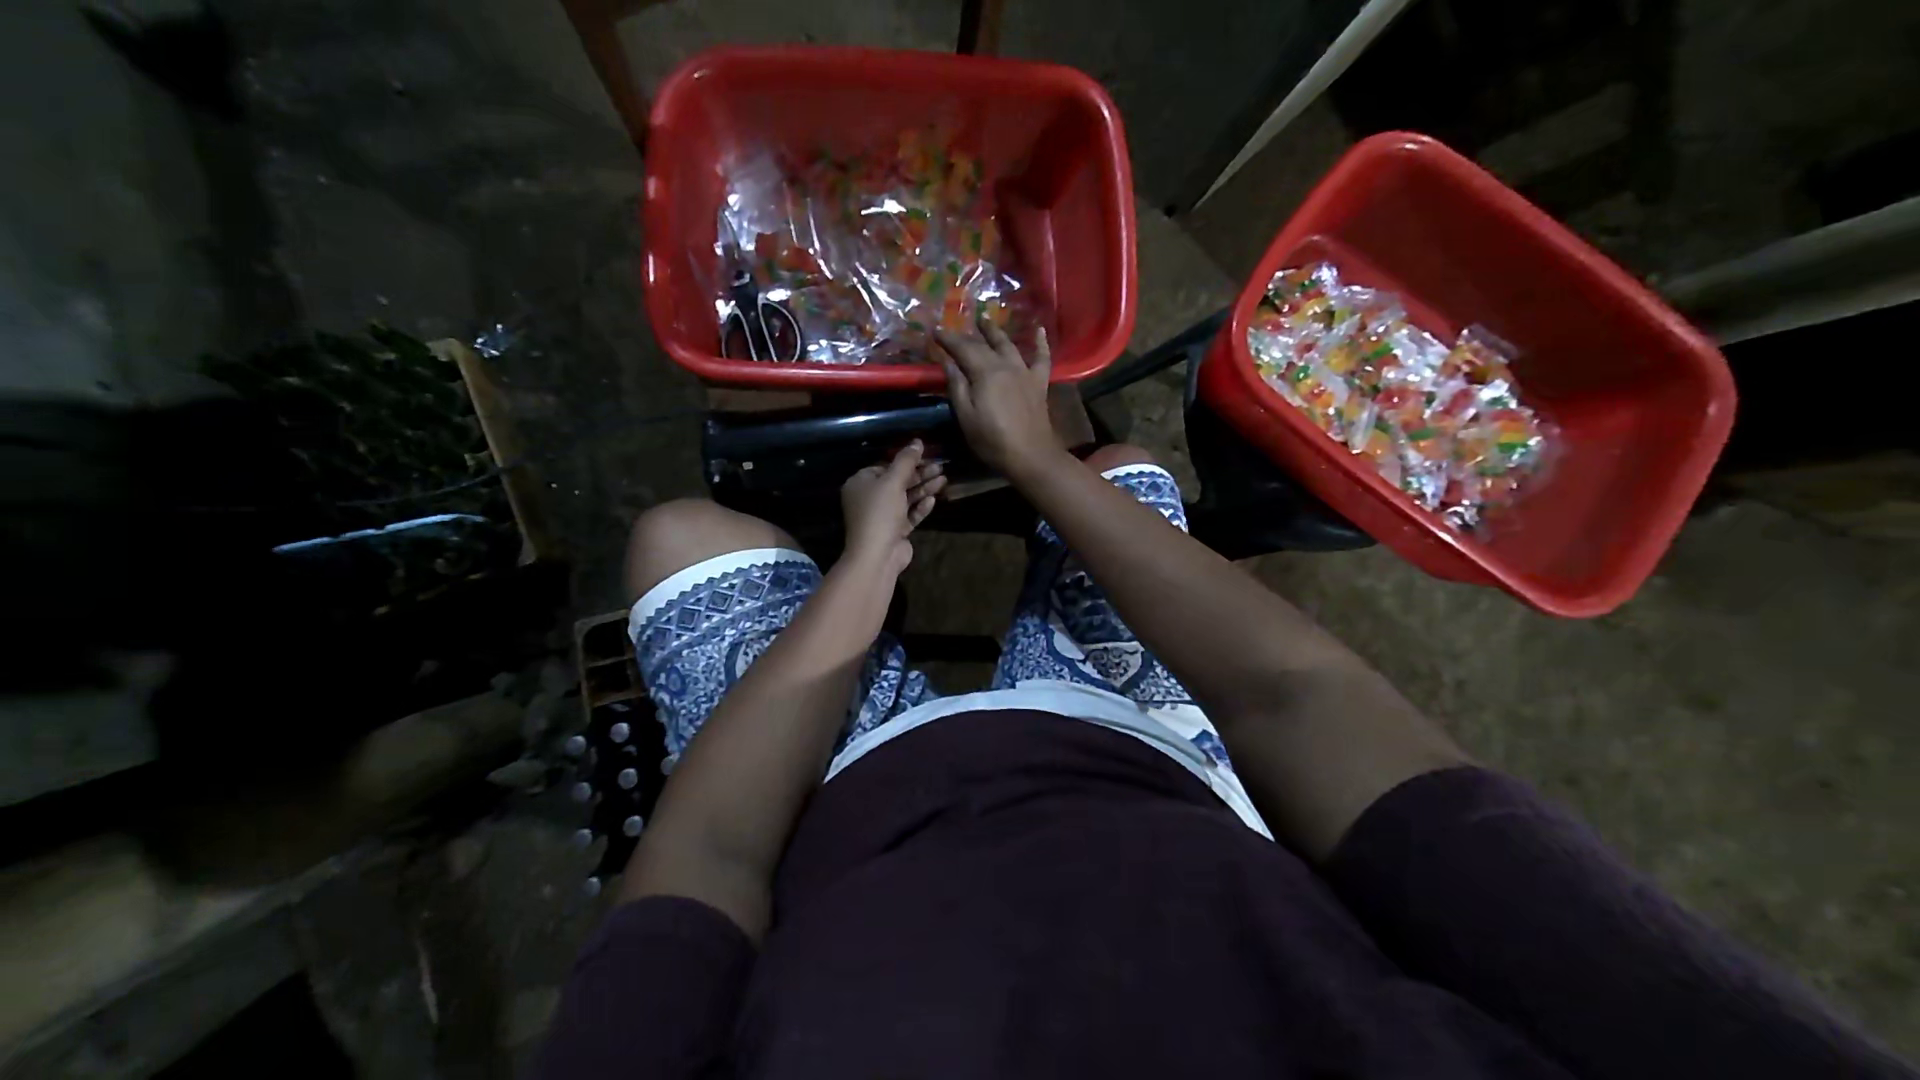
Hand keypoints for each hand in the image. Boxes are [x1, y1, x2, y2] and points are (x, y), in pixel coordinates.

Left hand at [840, 440, 945, 575]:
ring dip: (923, 488)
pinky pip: (909, 515)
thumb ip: (906, 460)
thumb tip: (917, 441)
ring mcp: (882, 516)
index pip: (884, 466)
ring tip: (943, 480)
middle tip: (940, 467)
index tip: (925, 456)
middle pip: (897, 482)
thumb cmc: (880, 512)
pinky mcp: (894, 531)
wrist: (877, 554)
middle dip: (919, 474)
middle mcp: (869, 498)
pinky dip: (920, 507)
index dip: (905, 461)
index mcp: (860, 483)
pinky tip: (932, 500)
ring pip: (905, 498)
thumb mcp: (892, 481)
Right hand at [934, 316, 1059, 476]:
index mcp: (985, 372)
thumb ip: (957, 386)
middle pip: (984, 345)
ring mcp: (1025, 372)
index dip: (948, 339)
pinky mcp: (1039, 383)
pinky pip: (1041, 357)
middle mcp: (1006, 365)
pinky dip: (1040, 342)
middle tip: (956, 328)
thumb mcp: (966, 416)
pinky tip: (1039, 329)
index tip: (935, 331)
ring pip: (1009, 345)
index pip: (963, 349)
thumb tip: (948, 362)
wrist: (1031, 455)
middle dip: (968, 335)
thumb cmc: (992, 440)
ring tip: (986, 320)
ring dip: (996, 331)